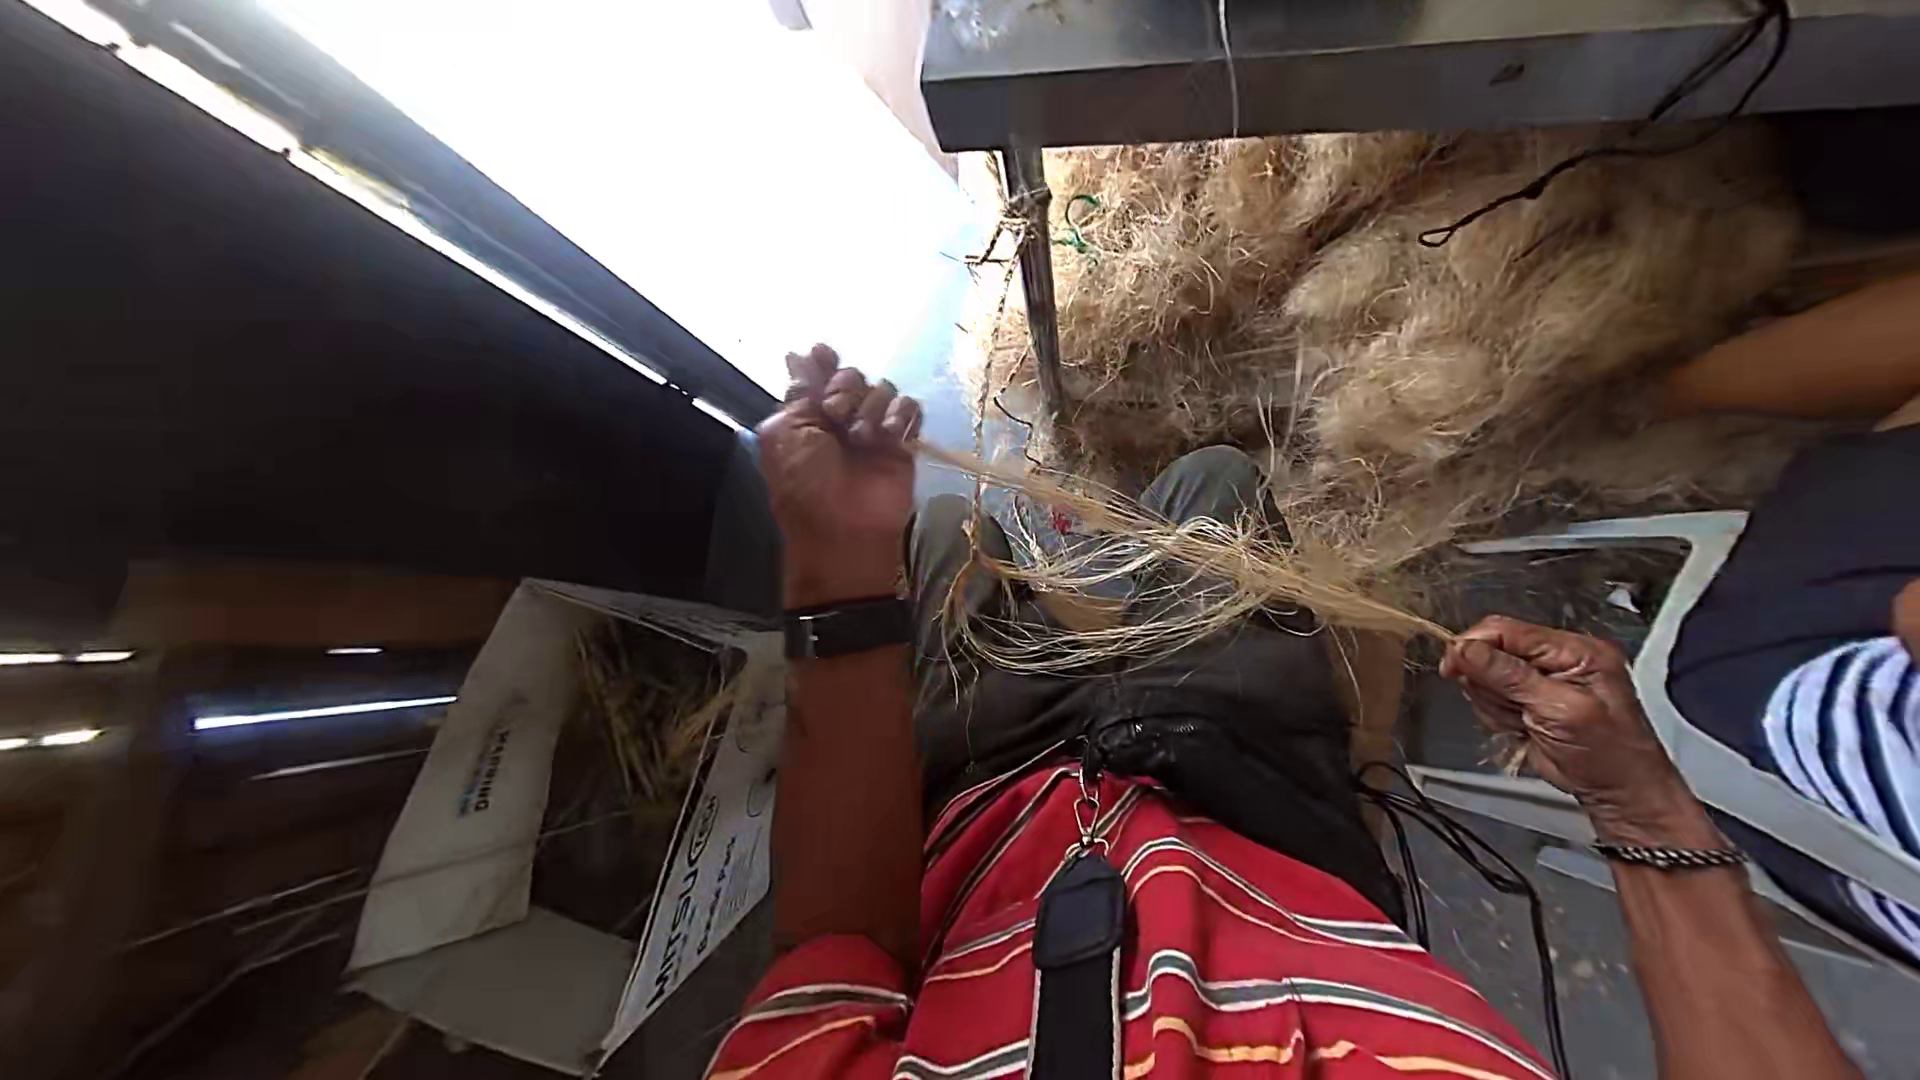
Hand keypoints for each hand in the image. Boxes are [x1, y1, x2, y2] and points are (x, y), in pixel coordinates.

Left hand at [757, 345, 921, 608]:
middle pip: (853, 376)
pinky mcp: (902, 444)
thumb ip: (798, 393)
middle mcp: (842, 418)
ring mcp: (874, 430)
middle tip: (837, 415)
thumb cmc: (806, 484)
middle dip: (845, 388)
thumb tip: (798, 354)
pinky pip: (910, 410)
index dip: (821, 361)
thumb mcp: (786, 433)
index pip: (819, 373)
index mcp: (807, 415)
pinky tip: (889, 438)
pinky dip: (901, 417)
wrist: (845, 529)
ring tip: (862, 438)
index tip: (822, 352)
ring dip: (871, 407)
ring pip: (883, 389)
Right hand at [1439, 616, 1718, 847]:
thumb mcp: (1559, 710)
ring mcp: (1538, 677)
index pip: (1502, 630)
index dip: (1471, 646)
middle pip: (1486, 650)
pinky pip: (1485, 693)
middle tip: (1512, 708)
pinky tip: (1520, 724)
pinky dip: (1493, 711)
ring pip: (1481, 674)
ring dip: (1491, 700)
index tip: (1452, 670)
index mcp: (1574, 650)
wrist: (1618, 792)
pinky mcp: (1524, 695)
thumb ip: (1508, 675)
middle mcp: (1555, 657)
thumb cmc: (1607, 754)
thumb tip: (1461, 648)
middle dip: (1487, 681)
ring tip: (1522, 720)